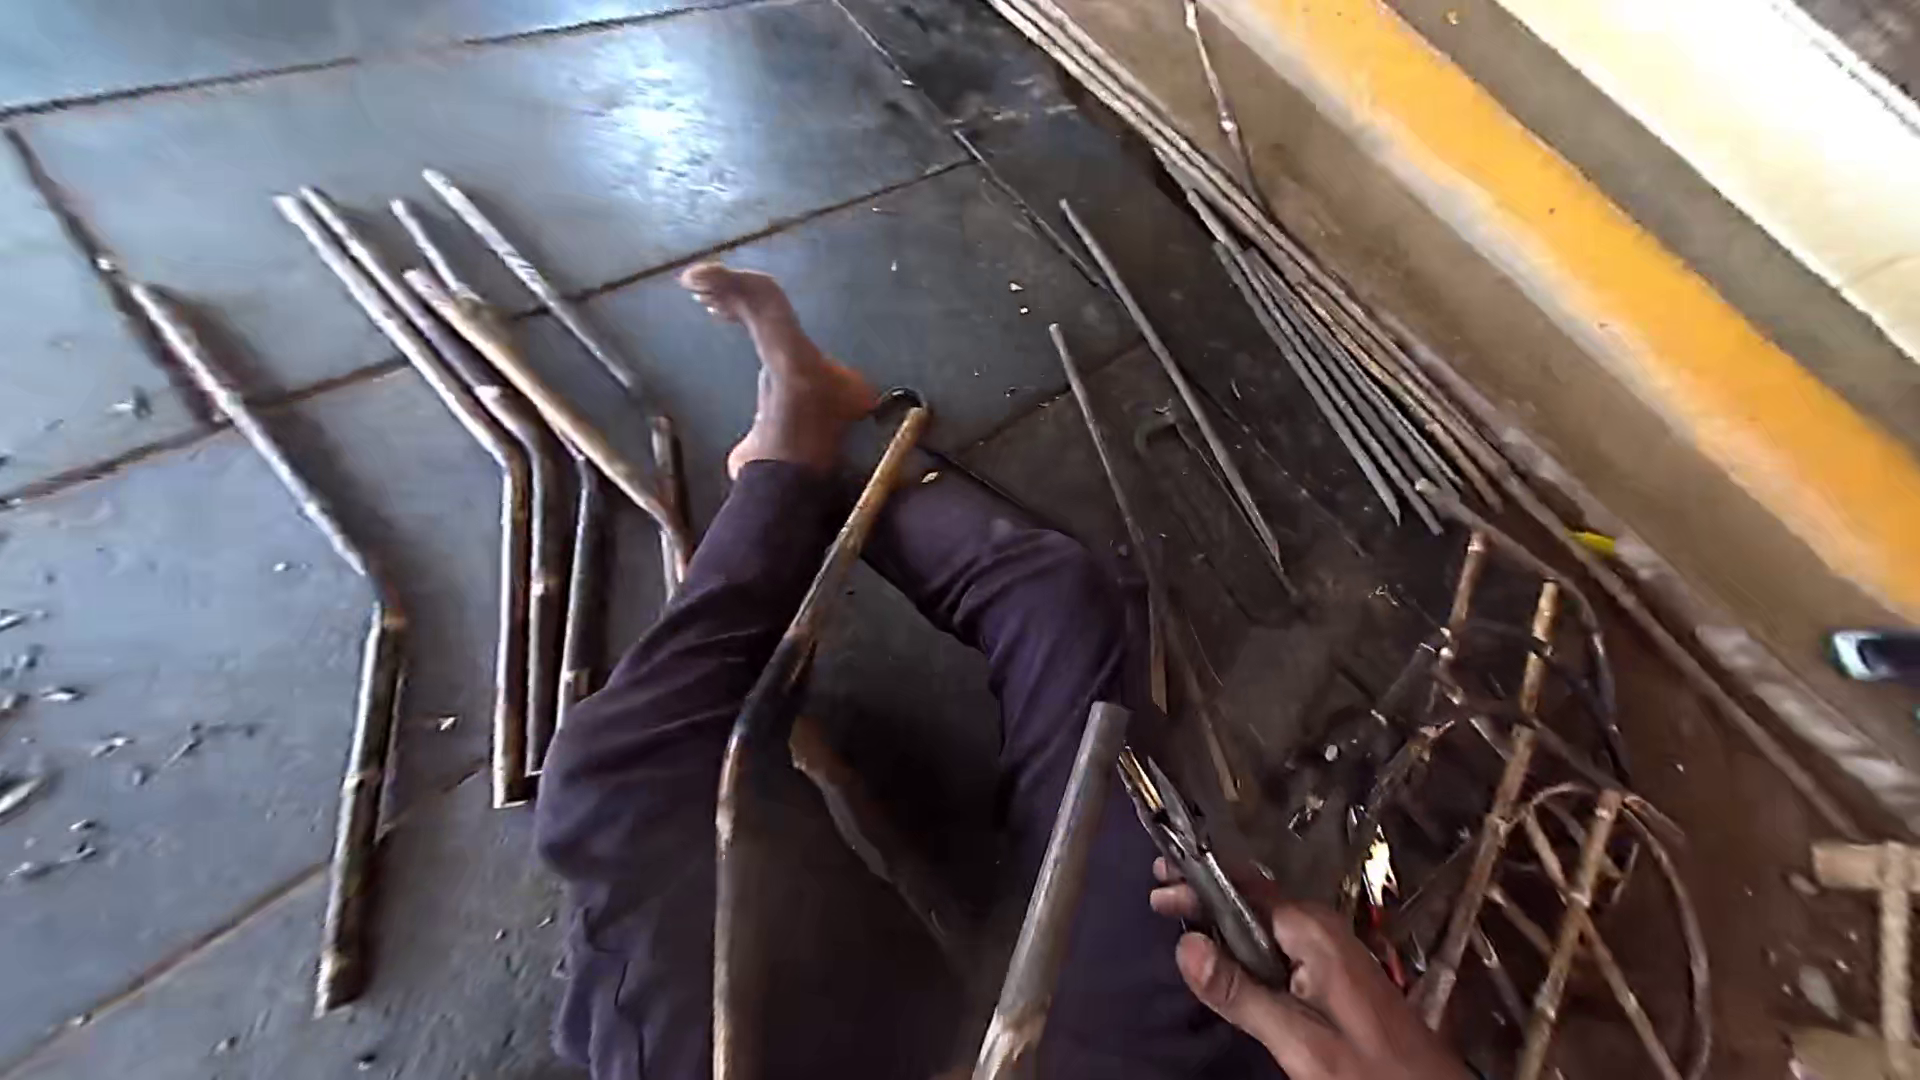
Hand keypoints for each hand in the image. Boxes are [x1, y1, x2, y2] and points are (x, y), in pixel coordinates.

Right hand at [1150, 860, 1468, 1079]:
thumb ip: (1240, 992)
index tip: (1157, 881)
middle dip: (1201, 896)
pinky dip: (1239, 942)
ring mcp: (1325, 948)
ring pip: (1257, 920)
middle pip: (1245, 897)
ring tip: (1179, 920)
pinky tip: (1219, 952)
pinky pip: (1272, 943)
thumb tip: (1182, 945)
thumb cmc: (1373, 1074)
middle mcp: (1316, 925)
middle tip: (1158, 899)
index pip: (1238, 886)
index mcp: (1309, 927)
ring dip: (1217, 920)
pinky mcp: (1328, 972)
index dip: (1196, 882)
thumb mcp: (1301, 1042)